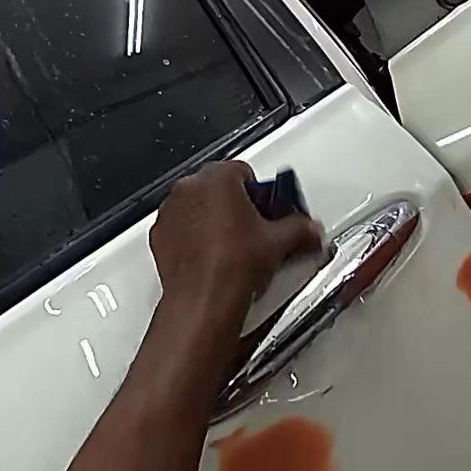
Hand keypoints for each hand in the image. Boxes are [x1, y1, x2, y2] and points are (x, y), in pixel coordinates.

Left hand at [148, 162, 323, 340]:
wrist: (203, 299)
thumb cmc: (231, 267)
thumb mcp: (278, 243)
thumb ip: (300, 229)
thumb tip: (310, 231)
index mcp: (218, 179)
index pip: (243, 170)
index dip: (258, 190)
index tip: (266, 206)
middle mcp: (190, 189)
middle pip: (218, 186)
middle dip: (235, 202)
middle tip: (252, 225)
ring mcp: (172, 210)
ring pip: (197, 204)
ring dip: (212, 216)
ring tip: (232, 243)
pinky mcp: (160, 233)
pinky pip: (180, 225)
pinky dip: (192, 234)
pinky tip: (211, 254)